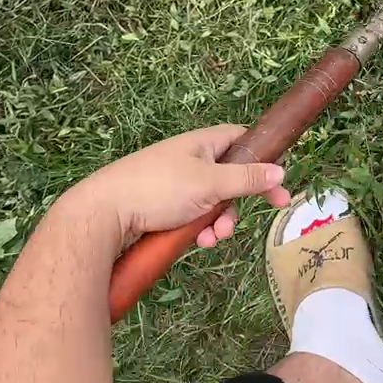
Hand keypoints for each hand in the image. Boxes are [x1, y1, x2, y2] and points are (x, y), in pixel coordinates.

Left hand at [61, 125, 291, 250]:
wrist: (100, 215)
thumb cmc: (158, 189)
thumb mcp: (211, 183)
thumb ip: (248, 179)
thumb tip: (281, 171)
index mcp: (202, 143)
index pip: (241, 140)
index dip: (262, 157)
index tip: (278, 179)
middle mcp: (189, 160)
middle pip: (230, 176)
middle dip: (240, 200)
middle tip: (258, 215)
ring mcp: (174, 185)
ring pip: (211, 201)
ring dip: (220, 220)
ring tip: (214, 237)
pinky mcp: (161, 208)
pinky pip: (192, 216)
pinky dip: (199, 229)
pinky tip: (197, 242)